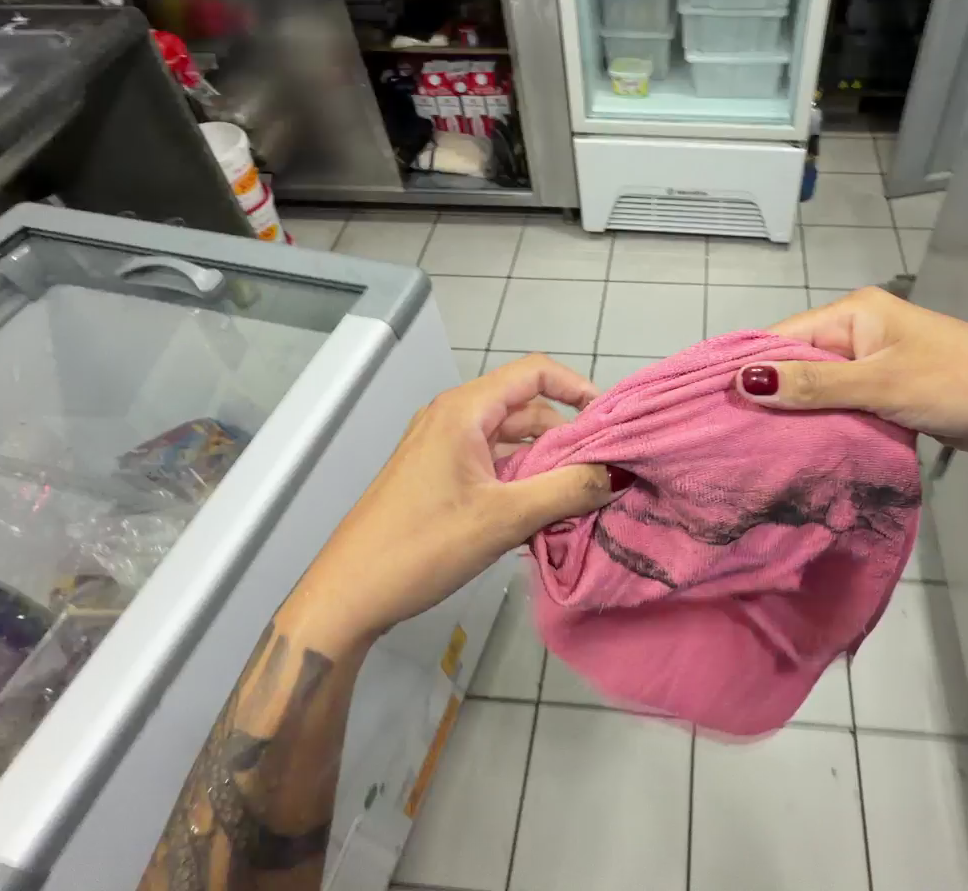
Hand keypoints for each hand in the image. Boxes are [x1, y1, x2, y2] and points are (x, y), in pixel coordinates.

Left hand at [298, 354, 625, 649]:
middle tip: (603, 468)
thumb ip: (568, 490)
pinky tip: (543, 510)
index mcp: (464, 410)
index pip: (534, 372)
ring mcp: (442, 447)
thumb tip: (619, 474)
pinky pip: (492, 462)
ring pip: (510, 439)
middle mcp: (453, 417)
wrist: (348, 594)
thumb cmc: (423, 545)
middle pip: (525, 407)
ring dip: (546, 461)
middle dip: (566, 434)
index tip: (610, 420)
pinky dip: (522, 477)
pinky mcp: (437, 475)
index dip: (577, 387)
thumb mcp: (505, 518)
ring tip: (580, 494)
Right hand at [735, 287, 967, 459]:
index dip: (750, 370)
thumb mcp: (881, 384)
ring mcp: (875, 367)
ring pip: (820, 392)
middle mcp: (859, 335)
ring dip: (798, 418)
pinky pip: (844, 410)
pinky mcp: (890, 397)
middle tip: (729, 437)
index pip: (784, 337)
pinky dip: (826, 429)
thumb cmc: (960, 383)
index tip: (713, 406)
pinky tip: (799, 455)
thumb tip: (744, 382)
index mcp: (855, 314)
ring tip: (753, 451)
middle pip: (798, 365)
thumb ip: (813, 385)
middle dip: (771, 398)